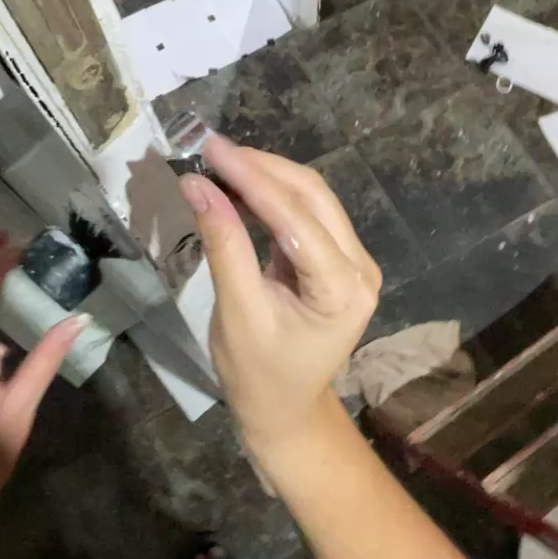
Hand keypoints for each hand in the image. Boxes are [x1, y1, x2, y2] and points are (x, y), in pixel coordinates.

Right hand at [178, 136, 381, 453]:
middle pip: (312, 196)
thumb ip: (223, 244)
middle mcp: (360, 267)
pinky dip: (272, 196)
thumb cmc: (258, 373)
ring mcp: (355, 261)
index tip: (210, 148)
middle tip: (211, 149)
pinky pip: (307, 214)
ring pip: (312, 198)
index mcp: (343, 289)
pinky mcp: (339, 259)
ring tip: (220, 162)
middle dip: (261, 168)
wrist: (284, 410)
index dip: (251, 178)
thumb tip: (196, 184)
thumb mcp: (237, 311)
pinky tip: (240, 185)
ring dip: (267, 176)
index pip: (295, 218)